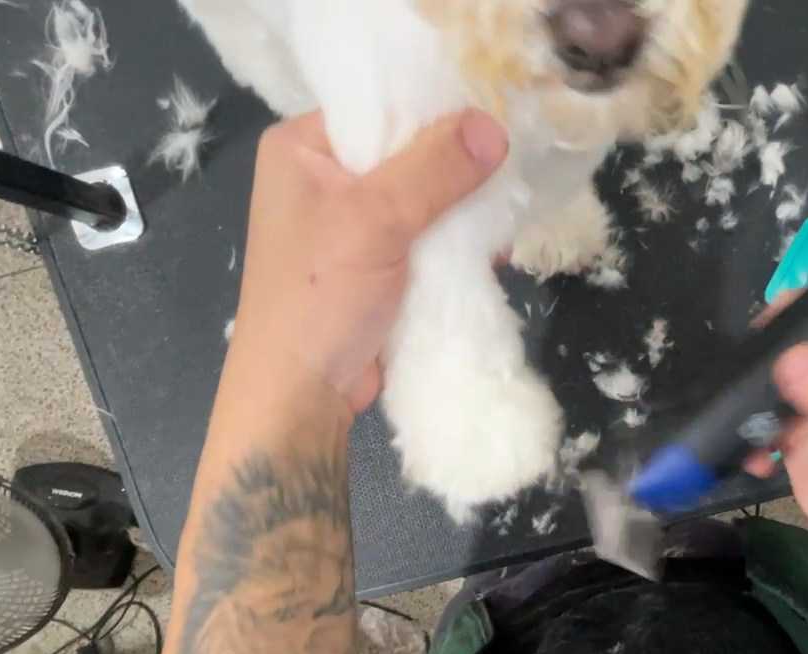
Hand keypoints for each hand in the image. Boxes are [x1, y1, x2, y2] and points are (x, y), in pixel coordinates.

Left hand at [225, 108, 508, 419]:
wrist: (304, 393)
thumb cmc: (320, 298)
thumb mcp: (374, 220)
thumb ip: (434, 171)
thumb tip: (495, 127)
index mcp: (304, 150)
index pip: (378, 106)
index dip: (434, 111)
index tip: (491, 123)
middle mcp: (326, 182)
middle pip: (408, 156)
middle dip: (456, 174)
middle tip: (504, 181)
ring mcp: (354, 230)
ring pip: (424, 205)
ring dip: (462, 219)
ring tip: (500, 228)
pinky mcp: (379, 271)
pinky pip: (427, 245)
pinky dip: (456, 251)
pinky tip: (489, 258)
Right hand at [747, 339, 807, 569]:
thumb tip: (790, 354)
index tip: (774, 308)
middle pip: (802, 354)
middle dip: (772, 355)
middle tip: (741, 357)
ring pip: (778, 391)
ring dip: (754, 401)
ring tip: (734, 410)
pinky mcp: (796, 445)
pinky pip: (765, 431)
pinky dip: (752, 441)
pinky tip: (748, 455)